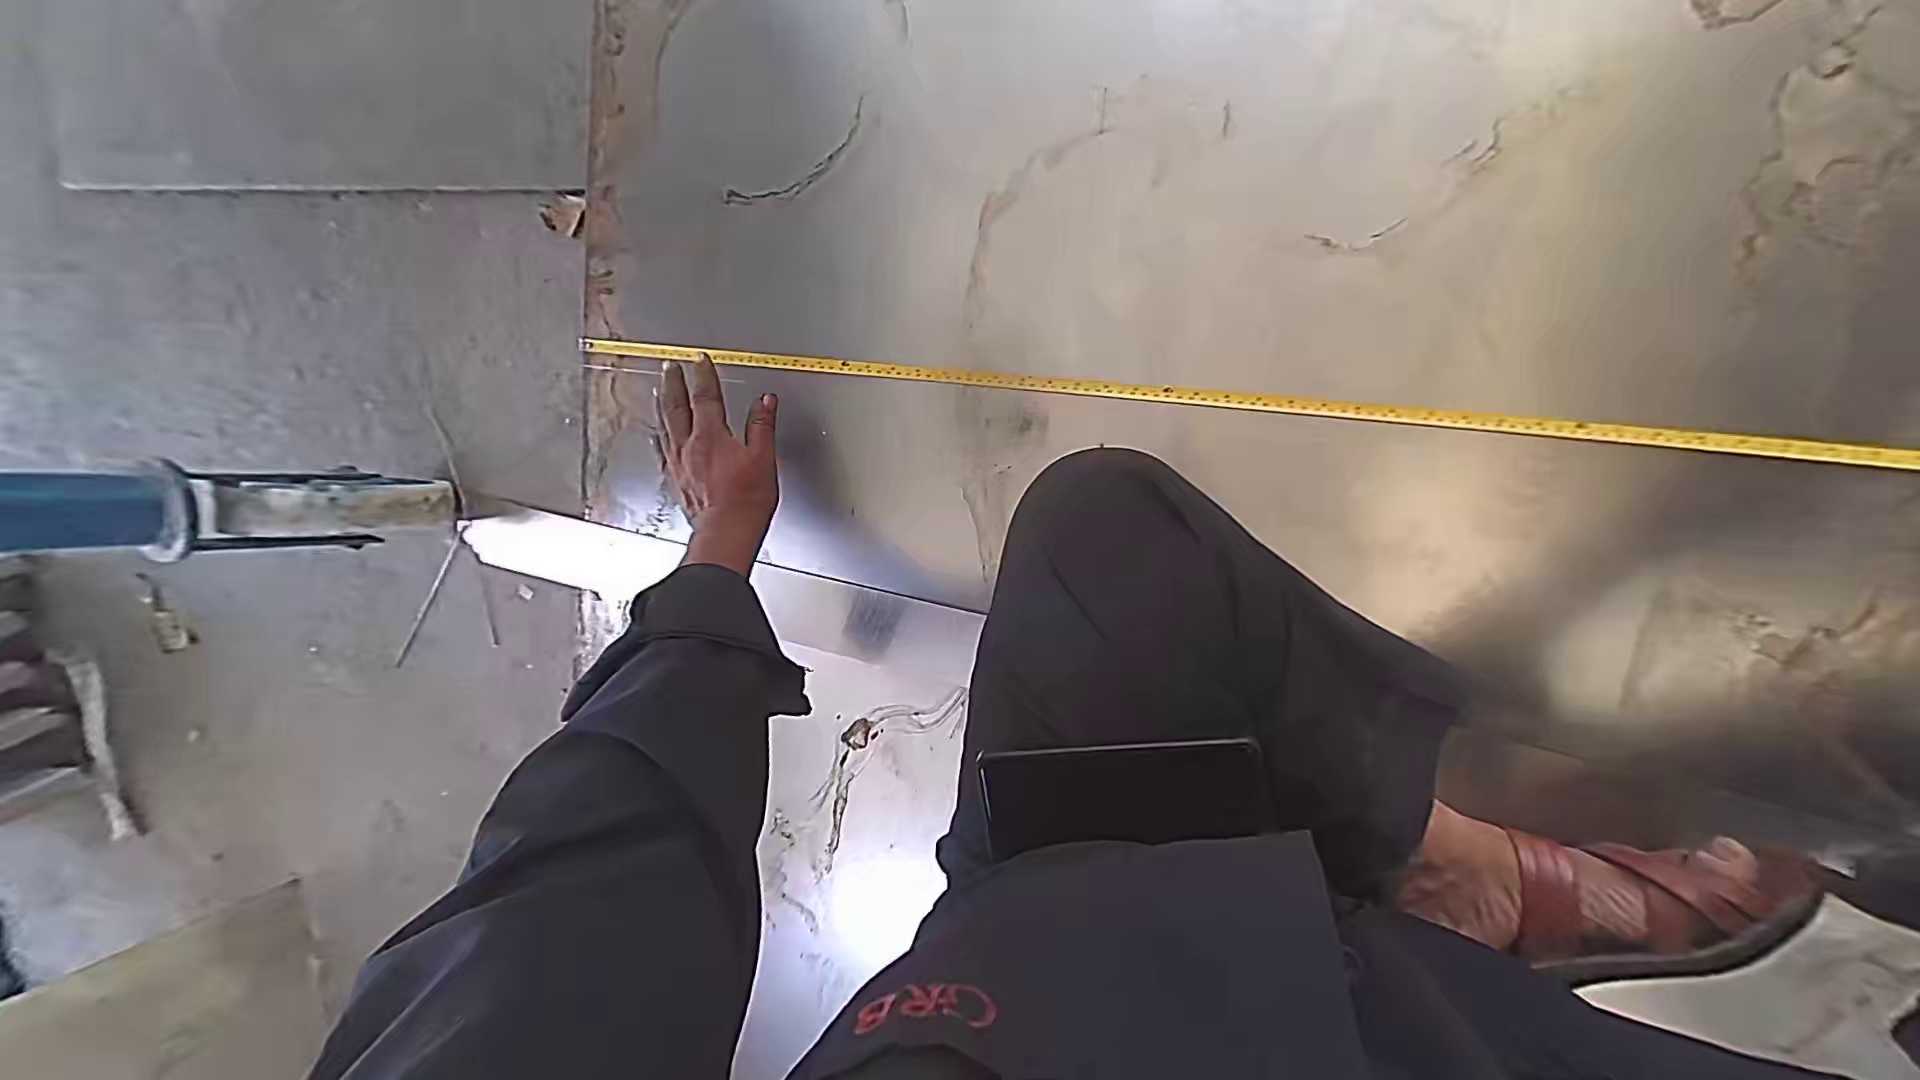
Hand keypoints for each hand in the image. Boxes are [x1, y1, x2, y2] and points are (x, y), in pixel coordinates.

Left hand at [656, 353, 778, 576]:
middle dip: (674, 383)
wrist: (727, 530)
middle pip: (676, 406)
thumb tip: (765, 402)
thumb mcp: (763, 458)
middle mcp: (689, 446)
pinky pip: (663, 450)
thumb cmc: (746, 500)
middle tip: (670, 367)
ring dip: (662, 404)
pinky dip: (660, 436)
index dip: (704, 375)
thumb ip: (762, 426)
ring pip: (665, 425)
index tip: (700, 361)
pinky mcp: (675, 480)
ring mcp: (678, 463)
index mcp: (711, 436)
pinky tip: (659, 435)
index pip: (706, 397)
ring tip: (659, 391)